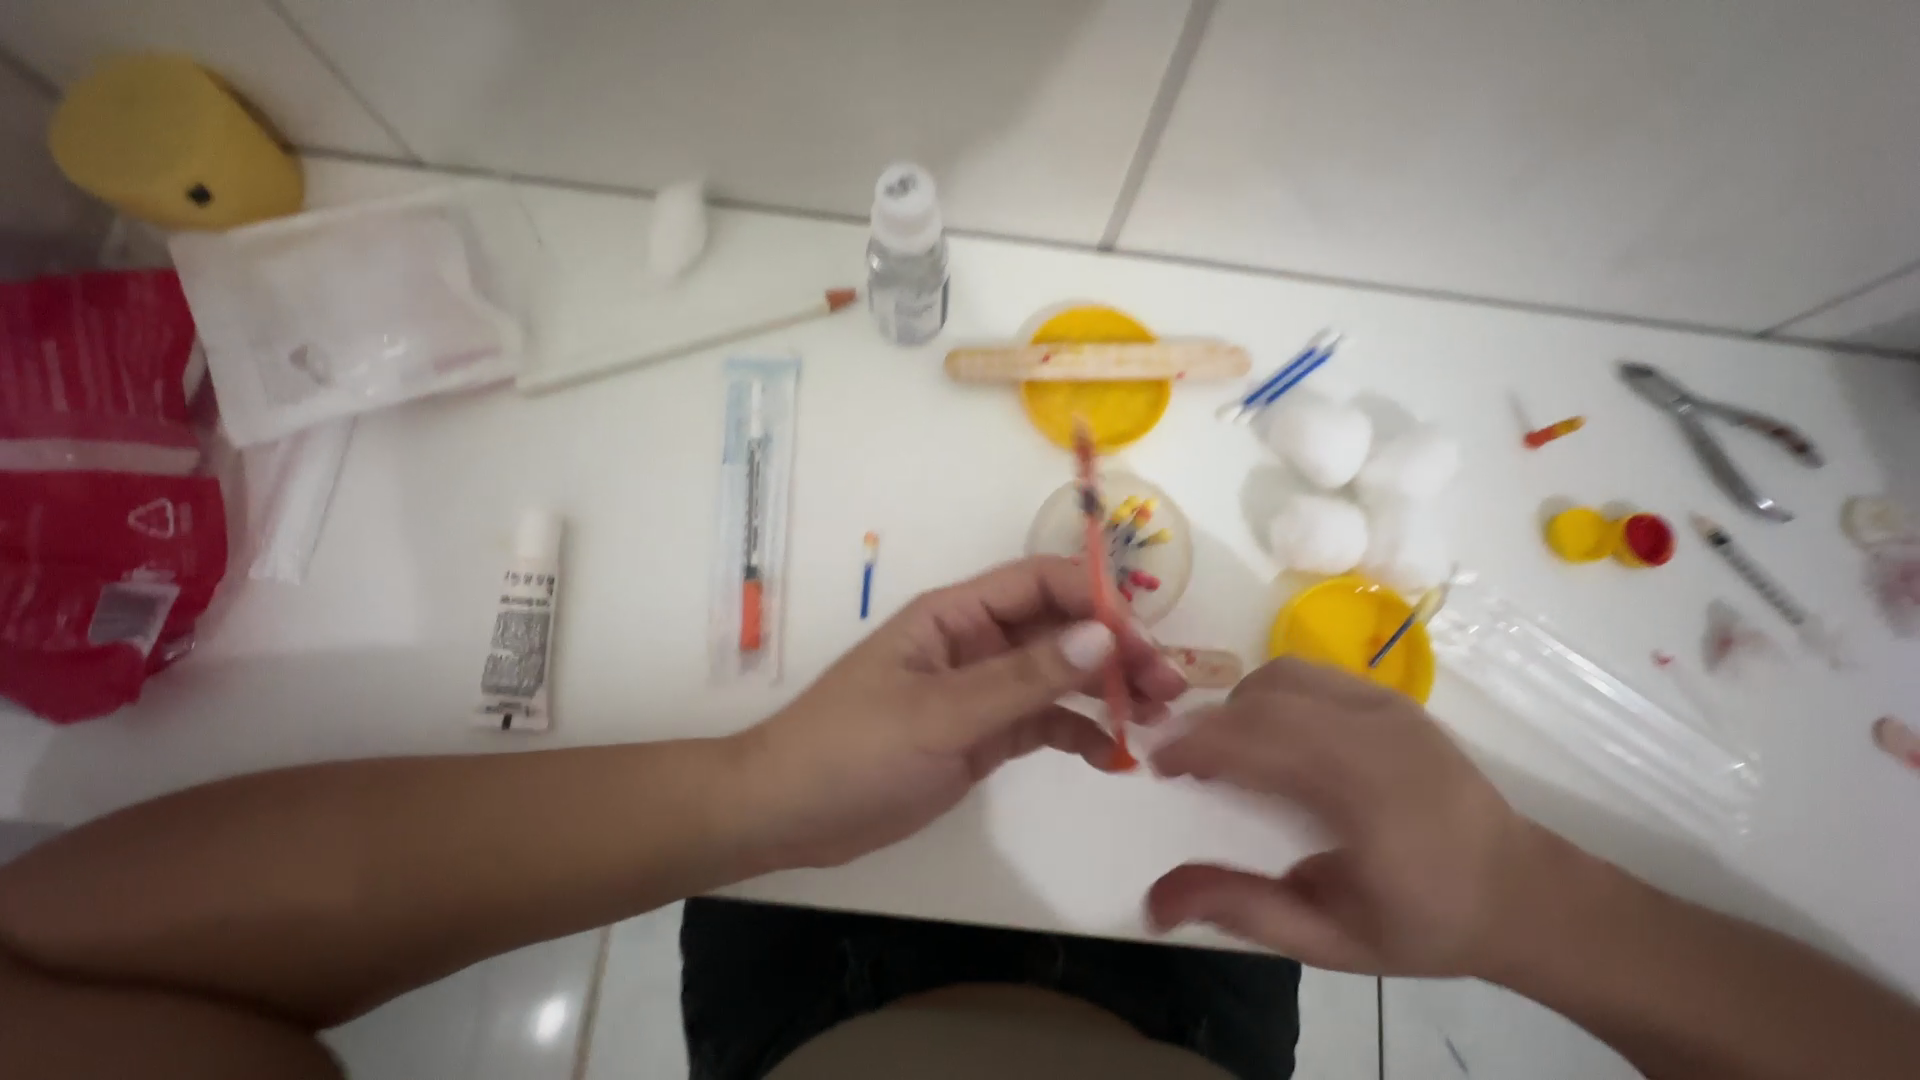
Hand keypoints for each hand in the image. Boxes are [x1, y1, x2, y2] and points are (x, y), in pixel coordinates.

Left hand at [735, 556, 1186, 869]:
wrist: (790, 813)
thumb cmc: (854, 749)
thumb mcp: (939, 714)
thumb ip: (1022, 677)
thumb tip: (1101, 633)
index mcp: (955, 616)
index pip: (1038, 584)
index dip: (1094, 601)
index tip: (1141, 641)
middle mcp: (975, 643)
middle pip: (1058, 628)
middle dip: (1114, 650)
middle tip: (1167, 688)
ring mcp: (980, 690)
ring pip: (1057, 675)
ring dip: (1105, 690)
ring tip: (1156, 719)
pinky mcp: (982, 735)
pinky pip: (1042, 722)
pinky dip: (1078, 733)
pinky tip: (1111, 756)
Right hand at [1145, 657, 1534, 976]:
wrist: (1523, 893)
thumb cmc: (1426, 923)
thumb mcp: (1331, 940)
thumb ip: (1243, 910)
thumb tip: (1154, 900)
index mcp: (1366, 793)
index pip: (1258, 742)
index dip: (1195, 746)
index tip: (1158, 766)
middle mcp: (1377, 733)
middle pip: (1263, 701)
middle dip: (1207, 724)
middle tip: (1181, 763)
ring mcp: (1388, 705)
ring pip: (1282, 676)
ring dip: (1238, 706)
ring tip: (1226, 750)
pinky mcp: (1392, 697)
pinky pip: (1309, 675)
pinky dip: (1270, 695)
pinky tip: (1270, 735)